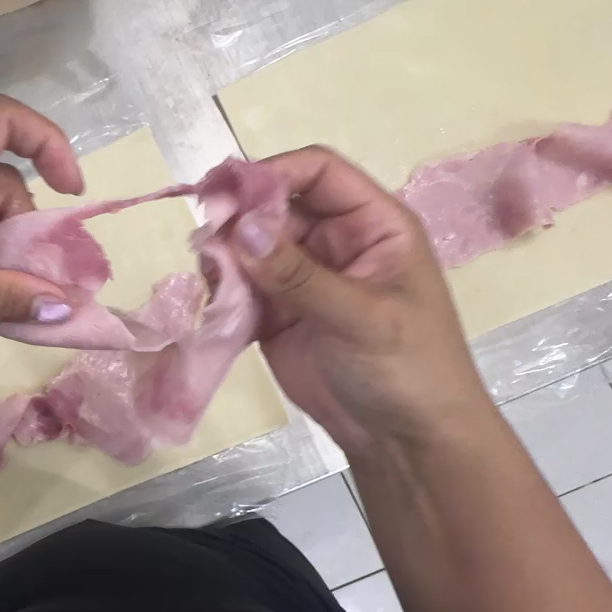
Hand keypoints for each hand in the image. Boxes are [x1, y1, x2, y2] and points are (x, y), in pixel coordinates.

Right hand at [235, 146, 496, 456]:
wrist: (400, 437)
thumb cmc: (406, 368)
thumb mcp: (360, 316)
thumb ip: (298, 274)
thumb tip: (240, 228)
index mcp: (371, 225)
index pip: (318, 173)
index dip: (272, 174)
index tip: (224, 195)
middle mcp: (331, 242)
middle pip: (273, 208)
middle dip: (237, 221)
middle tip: (205, 245)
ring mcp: (299, 279)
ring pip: (248, 248)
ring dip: (223, 260)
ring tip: (210, 284)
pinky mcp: (273, 314)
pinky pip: (237, 289)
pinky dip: (220, 295)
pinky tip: (213, 309)